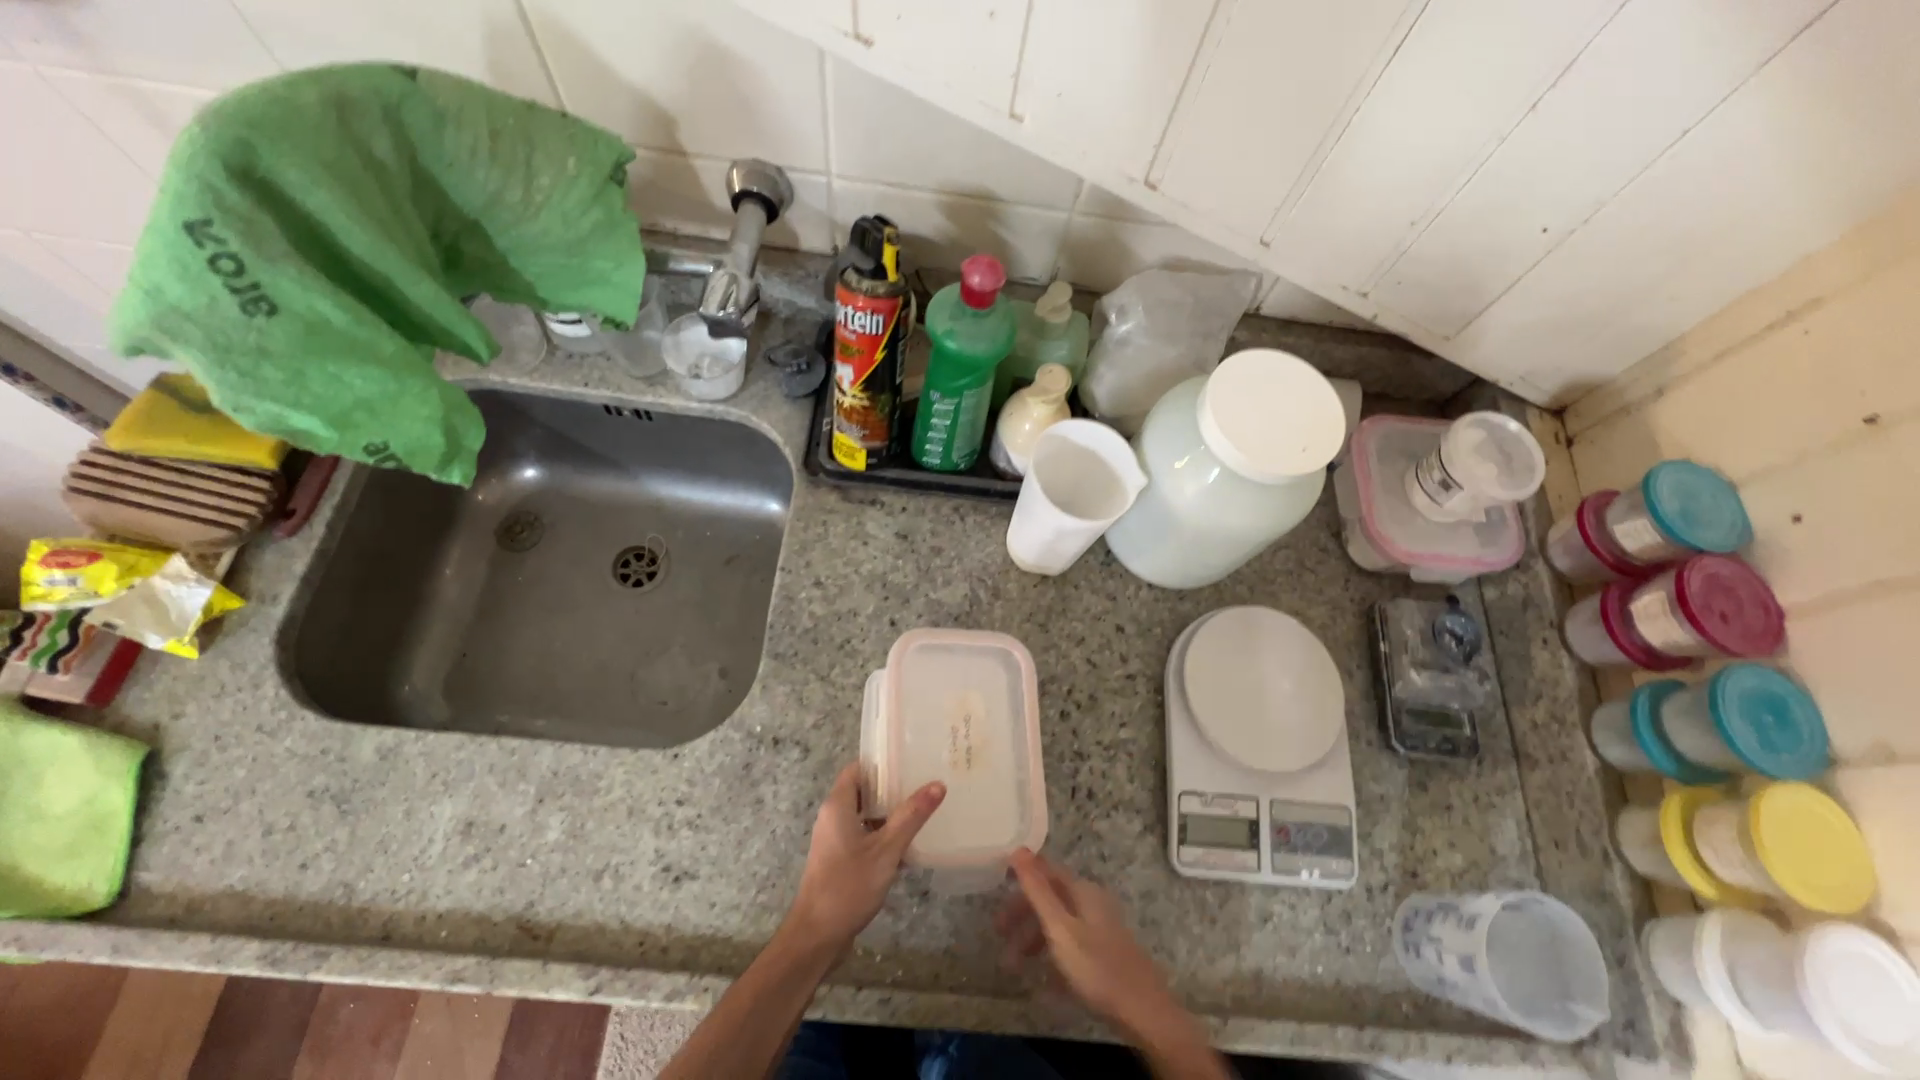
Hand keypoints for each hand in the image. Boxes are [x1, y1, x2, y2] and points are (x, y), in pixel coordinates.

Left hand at [785, 763, 944, 952]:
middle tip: (925, 782)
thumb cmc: (848, 886)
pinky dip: (884, 835)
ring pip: (865, 816)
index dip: (882, 761)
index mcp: (837, 806)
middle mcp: (832, 817)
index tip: (911, 758)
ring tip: (924, 809)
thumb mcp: (886, 850)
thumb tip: (937, 784)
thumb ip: (911, 816)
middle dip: (892, 787)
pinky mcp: (840, 860)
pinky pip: (864, 837)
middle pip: (863, 791)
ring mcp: (835, 840)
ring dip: (890, 813)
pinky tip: (910, 844)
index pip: (858, 768)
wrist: (817, 935)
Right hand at [998, 849, 1185, 1041]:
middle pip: (1051, 899)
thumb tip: (1018, 849)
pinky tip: (1043, 979)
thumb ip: (1038, 890)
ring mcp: (1101, 927)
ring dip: (1034, 939)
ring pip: (1059, 923)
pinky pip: (1071, 944)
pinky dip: (1052, 954)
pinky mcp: (1105, 951)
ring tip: (1015, 965)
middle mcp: (1093, 902)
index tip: (995, 891)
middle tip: (999, 936)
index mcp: (1083, 891)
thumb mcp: (1060, 928)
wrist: (1143, 1011)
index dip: (1020, 879)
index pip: (1045, 872)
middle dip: (1023, 915)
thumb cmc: (1096, 967)